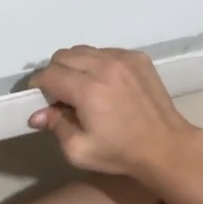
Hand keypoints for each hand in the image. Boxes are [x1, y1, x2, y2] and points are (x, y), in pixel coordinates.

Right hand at [27, 46, 202, 178]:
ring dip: (75, 66)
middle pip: (62, 56)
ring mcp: (123, 59)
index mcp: (88, 90)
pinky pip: (104, 52)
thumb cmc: (120, 153)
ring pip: (83, 51)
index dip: (38, 85)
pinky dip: (97, 63)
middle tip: (61, 94)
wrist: (166, 147)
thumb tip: (36, 114)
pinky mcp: (137, 58)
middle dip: (55, 73)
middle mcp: (104, 67)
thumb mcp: (79, 150)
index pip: (48, 74)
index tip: (39, 97)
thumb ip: (55, 126)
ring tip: (82, 87)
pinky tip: (104, 83)